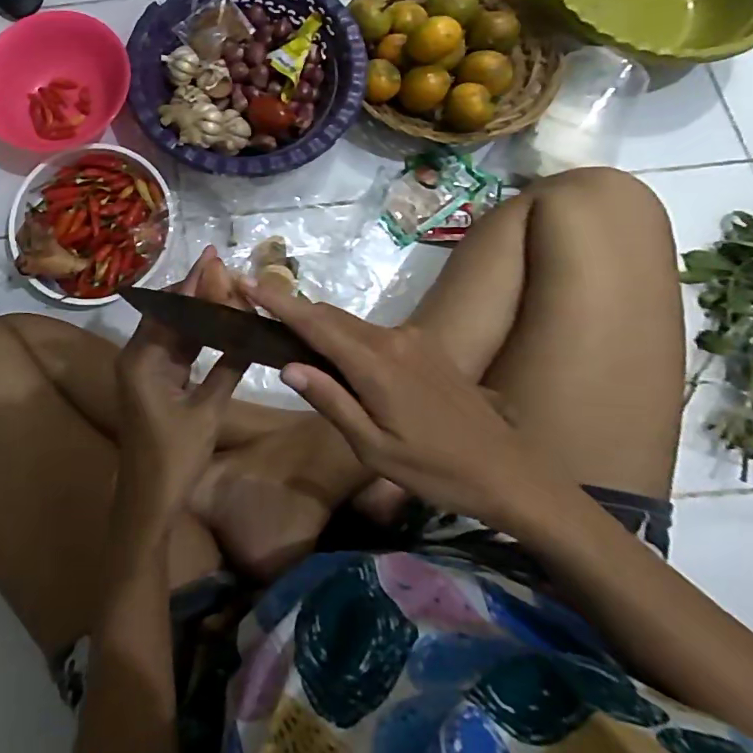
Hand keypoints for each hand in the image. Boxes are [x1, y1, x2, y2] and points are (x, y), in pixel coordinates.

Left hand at [114, 247, 249, 512]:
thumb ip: (230, 366)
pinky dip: (199, 334)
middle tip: (225, 266)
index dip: (192, 281)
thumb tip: (252, 329)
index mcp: (143, 359)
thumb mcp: (209, 409)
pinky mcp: (155, 382)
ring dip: (199, 311)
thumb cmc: (174, 455)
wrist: (149, 499)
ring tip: (228, 285)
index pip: (170, 308)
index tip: (212, 255)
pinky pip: (178, 347)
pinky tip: (221, 321)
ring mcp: (145, 370)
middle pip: (170, 314)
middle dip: (197, 289)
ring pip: (175, 330)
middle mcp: (138, 357)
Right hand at [241, 279, 581, 535]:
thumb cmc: (435, 469)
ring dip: (322, 326)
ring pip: (355, 325)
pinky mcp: (429, 347)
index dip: (279, 303)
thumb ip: (332, 402)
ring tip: (289, 335)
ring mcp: (415, 339)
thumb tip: (289, 366)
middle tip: (258, 307)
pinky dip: (349, 338)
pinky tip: (338, 356)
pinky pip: (377, 335)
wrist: (506, 467)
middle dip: (295, 309)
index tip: (247, 283)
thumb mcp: (374, 448)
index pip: (316, 324)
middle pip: (334, 318)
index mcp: (376, 364)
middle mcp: (394, 339)